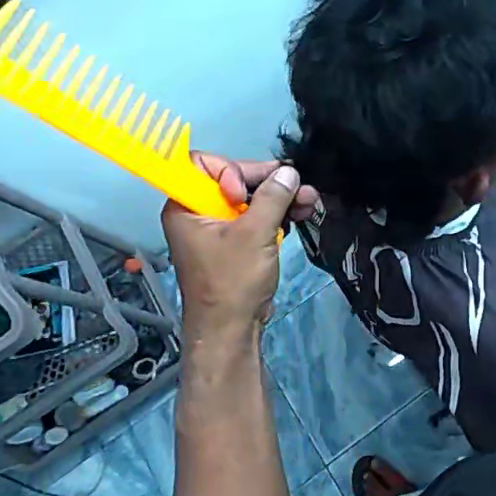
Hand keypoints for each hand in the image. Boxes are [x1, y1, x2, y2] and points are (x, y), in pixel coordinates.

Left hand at [163, 155, 318, 346]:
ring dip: (280, 198)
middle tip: (298, 185)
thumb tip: (288, 172)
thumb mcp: (255, 234)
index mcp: (186, 207)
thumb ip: (272, 198)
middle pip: (234, 179)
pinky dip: (278, 214)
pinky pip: (256, 218)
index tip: (249, 192)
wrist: (231, 329)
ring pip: (250, 199)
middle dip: (268, 183)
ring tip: (310, 199)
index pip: (203, 165)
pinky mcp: (236, 243)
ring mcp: (218, 229)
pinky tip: (302, 211)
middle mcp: (198, 212)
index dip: (232, 171)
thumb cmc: (233, 281)